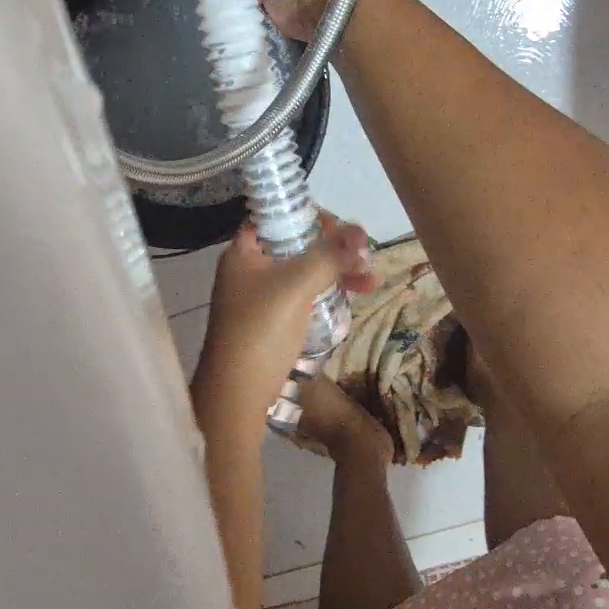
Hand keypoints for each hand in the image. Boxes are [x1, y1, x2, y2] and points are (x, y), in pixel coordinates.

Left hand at [200, 213, 376, 386]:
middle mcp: (252, 268)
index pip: (277, 215)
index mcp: (244, 251)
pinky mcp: (277, 319)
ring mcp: (264, 295)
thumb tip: (361, 236)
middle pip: (297, 243)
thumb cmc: (260, 329)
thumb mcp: (295, 286)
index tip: (340, 226)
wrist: (238, 393)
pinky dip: (331, 290)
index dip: (308, 214)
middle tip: (364, 252)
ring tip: (371, 277)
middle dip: (334, 246)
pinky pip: (308, 294)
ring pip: (307, 270)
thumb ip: (329, 257)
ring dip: (339, 269)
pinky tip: (361, 292)